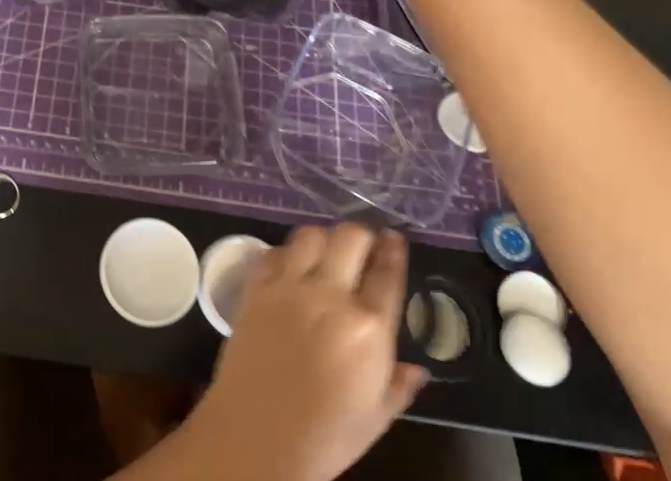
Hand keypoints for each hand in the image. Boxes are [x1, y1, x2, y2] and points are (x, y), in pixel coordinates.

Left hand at [180, 225, 426, 480]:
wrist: (258, 436)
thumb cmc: (326, 434)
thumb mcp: (377, 416)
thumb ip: (399, 384)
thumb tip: (416, 368)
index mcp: (369, 328)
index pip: (387, 271)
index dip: (393, 249)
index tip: (394, 238)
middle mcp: (329, 296)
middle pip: (349, 237)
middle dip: (361, 235)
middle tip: (362, 245)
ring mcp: (288, 289)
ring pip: (308, 235)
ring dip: (322, 239)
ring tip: (326, 252)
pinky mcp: (255, 291)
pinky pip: (271, 253)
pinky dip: (283, 253)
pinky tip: (289, 268)